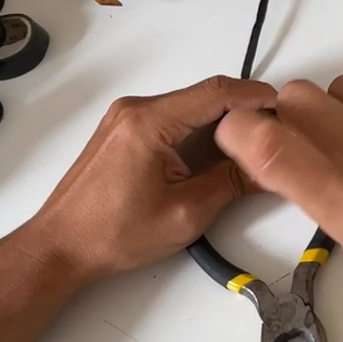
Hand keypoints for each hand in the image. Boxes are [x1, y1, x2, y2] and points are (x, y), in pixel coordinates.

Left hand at [14, 75, 276, 282]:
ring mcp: (126, 117)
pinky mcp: (124, 130)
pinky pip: (174, 118)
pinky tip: (217, 154)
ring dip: (222, 122)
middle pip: (204, 96)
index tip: (285, 107)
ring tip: (252, 147)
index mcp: (149, 121)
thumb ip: (233, 183)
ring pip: (190, 107)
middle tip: (275, 133)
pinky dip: (200, 130)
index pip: (215, 92)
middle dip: (243, 111)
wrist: (57, 249)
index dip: (255, 95)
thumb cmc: (114, 233)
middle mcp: (136, 108)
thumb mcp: (186, 213)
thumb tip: (272, 168)